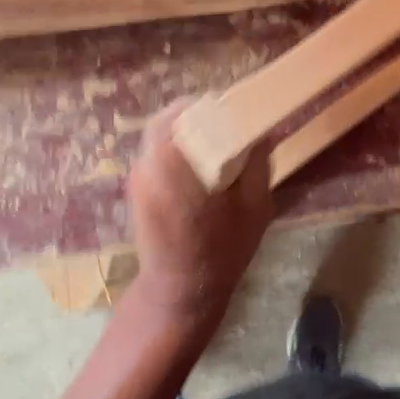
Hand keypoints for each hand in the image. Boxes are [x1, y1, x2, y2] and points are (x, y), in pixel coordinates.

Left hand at [127, 98, 273, 323]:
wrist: (180, 292)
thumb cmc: (223, 253)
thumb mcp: (255, 209)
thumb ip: (258, 165)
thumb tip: (264, 132)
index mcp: (178, 169)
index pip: (186, 116)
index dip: (211, 106)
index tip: (235, 108)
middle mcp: (149, 168)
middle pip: (167, 121)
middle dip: (196, 114)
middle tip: (226, 120)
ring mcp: (137, 178)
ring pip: (158, 134)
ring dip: (185, 129)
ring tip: (215, 140)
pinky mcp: (136, 189)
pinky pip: (154, 151)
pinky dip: (175, 145)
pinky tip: (199, 161)